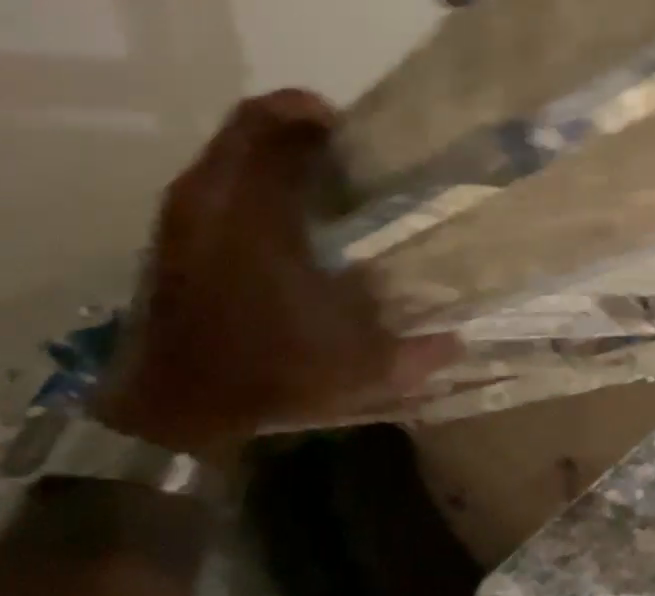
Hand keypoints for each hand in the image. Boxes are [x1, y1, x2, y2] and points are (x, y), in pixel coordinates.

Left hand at [92, 90, 459, 455]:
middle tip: (352, 156)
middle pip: (248, 133)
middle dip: (298, 134)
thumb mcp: (360, 369)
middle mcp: (212, 201)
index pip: (275, 130)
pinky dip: (256, 187)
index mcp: (256, 216)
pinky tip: (295, 225)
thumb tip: (460, 340)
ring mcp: (186, 217)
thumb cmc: (273, 373)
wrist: (181, 401)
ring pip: (230, 158)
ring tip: (329, 186)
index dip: (313, 118)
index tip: (358, 129)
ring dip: (275, 160)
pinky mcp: (178, 238)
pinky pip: (219, 187)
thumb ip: (416, 352)